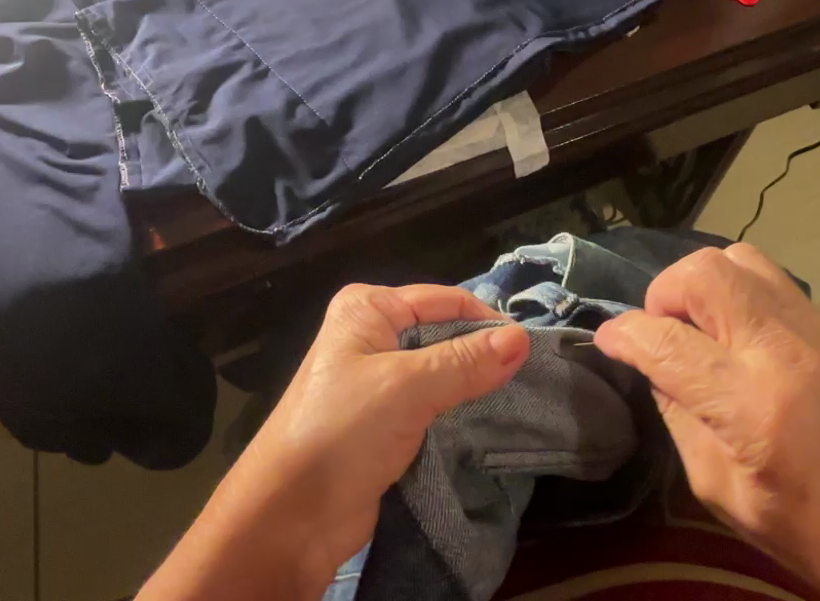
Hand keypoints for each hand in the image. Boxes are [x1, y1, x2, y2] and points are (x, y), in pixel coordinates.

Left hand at [144, 284, 529, 599]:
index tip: (530, 349)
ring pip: (441, 370)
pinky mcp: (384, 420)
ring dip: (472, 383)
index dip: (486, 320)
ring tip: (518, 398)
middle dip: (482, 352)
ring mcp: (377, 379)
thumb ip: (465, 362)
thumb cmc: (340, 433)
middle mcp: (372, 334)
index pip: (443, 299)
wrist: (288, 520)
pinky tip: (488, 420)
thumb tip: (523, 337)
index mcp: (368, 308)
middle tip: (530, 376)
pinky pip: (433, 402)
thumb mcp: (406, 388)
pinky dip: (459, 409)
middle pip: (443, 332)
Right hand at [595, 244, 819, 600]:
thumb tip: (652, 362)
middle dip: (664, 293)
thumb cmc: (801, 522)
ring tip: (699, 323)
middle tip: (662, 330)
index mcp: (750, 407)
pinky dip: (734, 288)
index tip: (607, 340)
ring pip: (736, 257)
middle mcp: (780, 351)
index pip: (667, 343)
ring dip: (701, 282)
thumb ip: (676, 412)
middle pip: (703, 274)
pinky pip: (765, 274)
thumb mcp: (714, 485)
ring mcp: (810, 327)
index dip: (624, 335)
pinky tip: (733, 327)